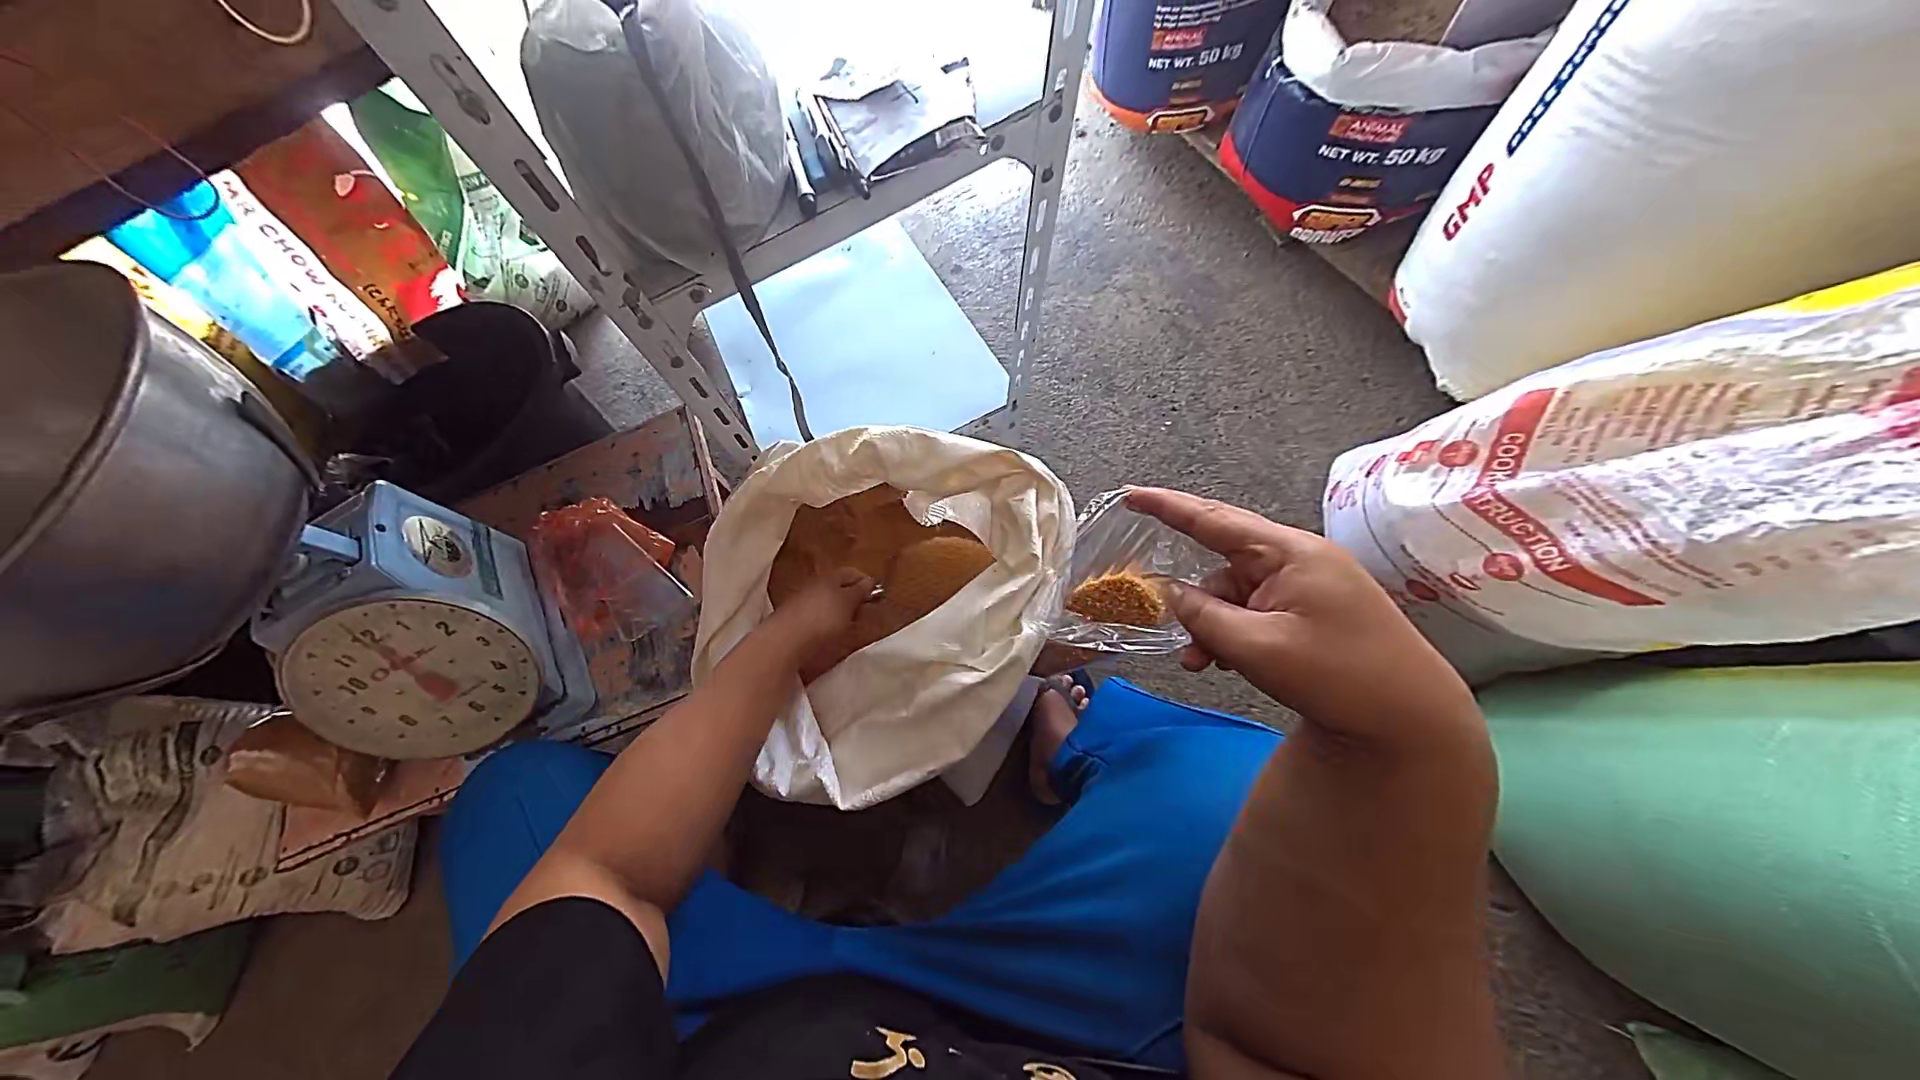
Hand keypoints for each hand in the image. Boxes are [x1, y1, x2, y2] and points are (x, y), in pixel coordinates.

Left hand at [762, 567, 873, 661]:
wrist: (785, 641)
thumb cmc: (823, 618)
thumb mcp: (848, 602)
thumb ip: (859, 591)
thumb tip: (870, 580)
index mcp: (829, 578)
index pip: (850, 573)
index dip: (864, 580)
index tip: (878, 592)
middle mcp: (814, 586)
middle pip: (837, 586)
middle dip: (852, 594)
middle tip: (866, 608)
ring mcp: (801, 603)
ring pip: (826, 601)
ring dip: (840, 609)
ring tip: (851, 622)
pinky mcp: (794, 621)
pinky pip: (817, 615)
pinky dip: (827, 620)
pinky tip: (831, 632)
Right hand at [1126, 487, 1476, 740]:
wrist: (1411, 720)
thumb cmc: (1338, 676)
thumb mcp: (1257, 647)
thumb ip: (1204, 616)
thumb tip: (1170, 593)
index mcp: (1288, 553)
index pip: (1213, 519)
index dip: (1167, 507)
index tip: (1130, 496)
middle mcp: (1296, 560)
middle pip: (1222, 561)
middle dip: (1190, 592)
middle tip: (1154, 605)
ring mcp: (1305, 586)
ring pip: (1233, 594)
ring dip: (1210, 626)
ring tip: (1200, 662)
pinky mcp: (1309, 611)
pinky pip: (1253, 612)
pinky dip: (1232, 634)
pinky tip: (1226, 662)